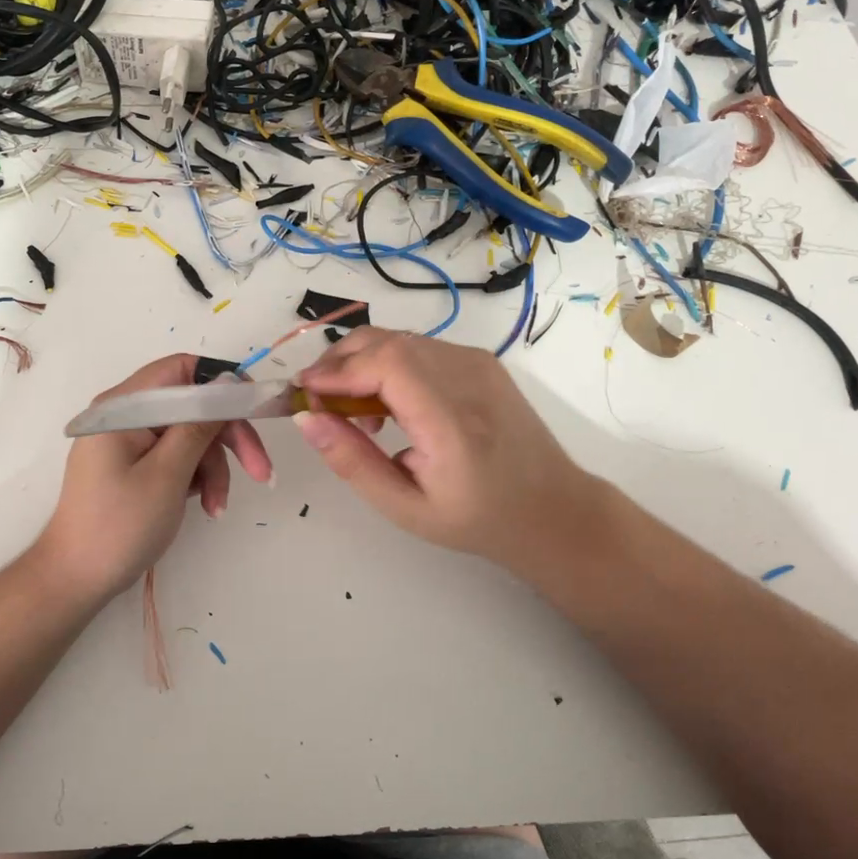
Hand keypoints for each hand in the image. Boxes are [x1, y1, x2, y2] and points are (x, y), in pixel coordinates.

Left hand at [32, 355, 273, 601]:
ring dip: (213, 469)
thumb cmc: (120, 525)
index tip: (255, 411)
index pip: (181, 369)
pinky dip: (195, 478)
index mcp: (122, 406)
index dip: (222, 384)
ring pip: (188, 436)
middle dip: (227, 438)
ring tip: (217, 508)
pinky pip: (174, 457)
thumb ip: (199, 425)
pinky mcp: (132, 465)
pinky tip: (206, 507)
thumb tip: (227, 381)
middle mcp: (123, 414)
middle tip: (260, 473)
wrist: (76, 577)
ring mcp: (127, 440)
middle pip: (190, 406)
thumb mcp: (168, 474)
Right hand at [294, 327, 607, 565]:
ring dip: (358, 364)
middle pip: (385, 341)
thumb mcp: (404, 506)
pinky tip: (385, 403)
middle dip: (337, 362)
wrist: (555, 511)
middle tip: (318, 400)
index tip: (303, 393)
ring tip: (354, 412)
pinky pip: (415, 346)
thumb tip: (306, 417)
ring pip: (396, 339)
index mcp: (453, 422)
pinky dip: (384, 364)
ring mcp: (477, 363)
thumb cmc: (477, 519)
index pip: (386, 364)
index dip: (336, 371)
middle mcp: (468, 379)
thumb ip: (351, 461)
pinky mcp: (479, 361)